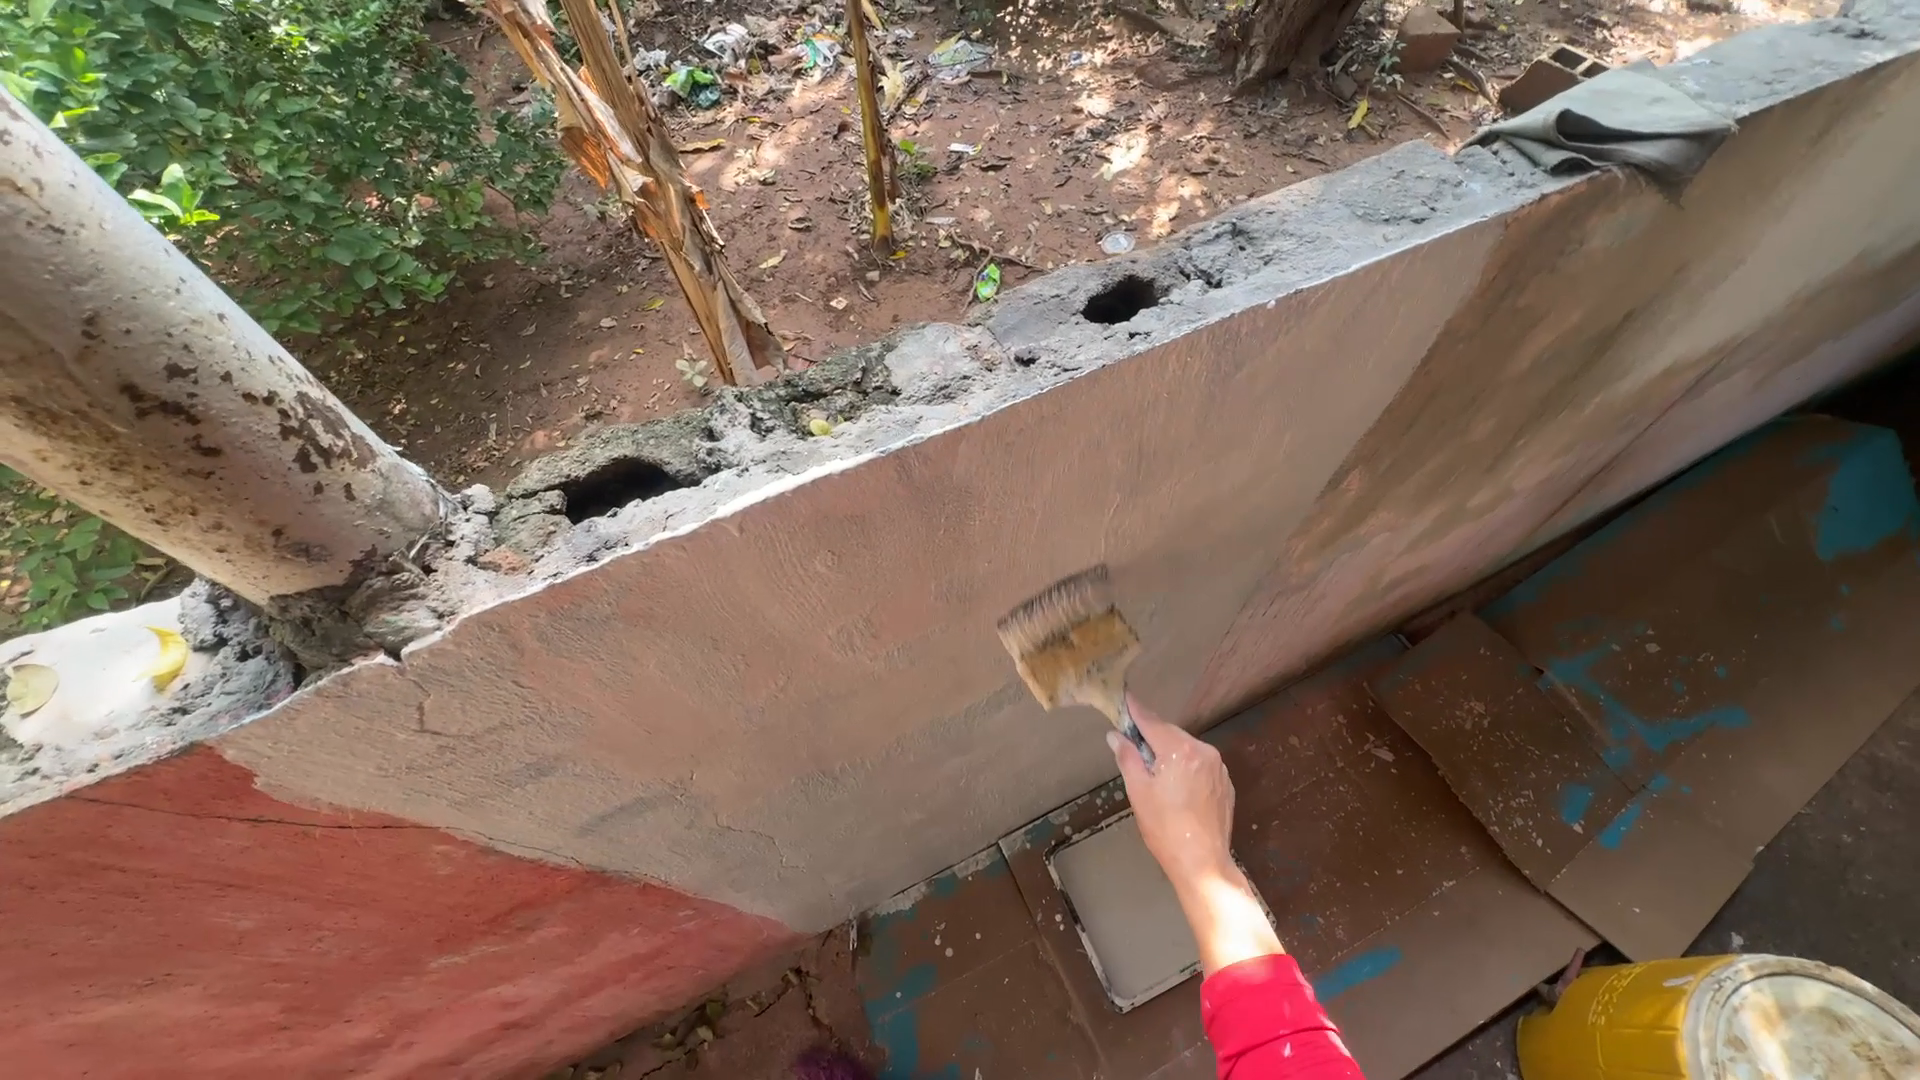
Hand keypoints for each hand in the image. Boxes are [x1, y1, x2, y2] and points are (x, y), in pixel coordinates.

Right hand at [1108, 696, 1235, 888]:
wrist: (1203, 863)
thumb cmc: (1164, 827)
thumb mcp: (1138, 791)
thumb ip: (1128, 757)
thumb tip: (1116, 736)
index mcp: (1179, 750)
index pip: (1152, 722)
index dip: (1136, 711)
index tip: (1126, 698)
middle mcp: (1203, 751)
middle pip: (1171, 734)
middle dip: (1152, 737)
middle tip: (1134, 745)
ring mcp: (1218, 768)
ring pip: (1187, 749)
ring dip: (1170, 752)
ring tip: (1156, 772)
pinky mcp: (1226, 784)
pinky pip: (1201, 765)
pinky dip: (1187, 767)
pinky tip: (1177, 787)